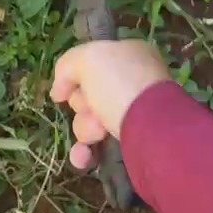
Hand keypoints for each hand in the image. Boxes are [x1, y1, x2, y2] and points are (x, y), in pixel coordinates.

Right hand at [50, 40, 171, 169]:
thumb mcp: (90, 57)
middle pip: (88, 92)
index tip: (65, 89)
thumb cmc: (121, 84)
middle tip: (92, 106)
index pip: (92, 61)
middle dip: (82, 103)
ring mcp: (132, 114)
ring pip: (90, 120)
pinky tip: (83, 158)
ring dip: (86, 127)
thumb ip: (68, 64)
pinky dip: (86, 153)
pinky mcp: (130, 143)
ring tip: (99, 131)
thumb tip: (60, 91)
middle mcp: (132, 83)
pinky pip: (98, 147)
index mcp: (130, 55)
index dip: (75, 74)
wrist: (152, 128)